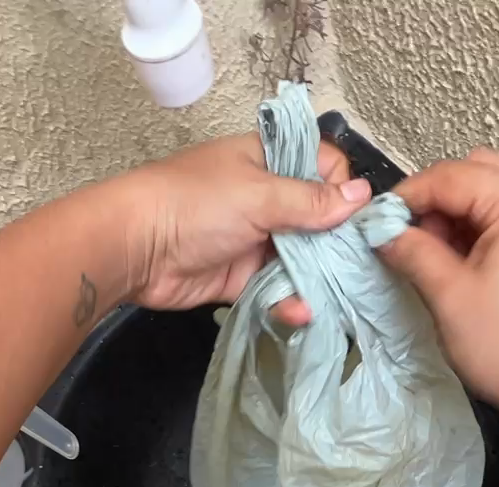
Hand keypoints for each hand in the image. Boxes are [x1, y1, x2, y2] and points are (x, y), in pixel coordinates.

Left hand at [110, 134, 368, 324]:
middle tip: (356, 266)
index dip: (341, 190)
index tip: (355, 220)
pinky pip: (276, 291)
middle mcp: (266, 199)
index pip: (322, 168)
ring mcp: (254, 241)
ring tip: (335, 296)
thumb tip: (361, 195)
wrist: (136, 249)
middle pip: (316, 220)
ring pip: (299, 260)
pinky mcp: (242, 279)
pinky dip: (289, 303)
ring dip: (316, 278)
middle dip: (335, 244)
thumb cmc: (193, 204)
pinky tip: (302, 312)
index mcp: (268, 162)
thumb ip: (310, 201)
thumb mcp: (259, 194)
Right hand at [375, 149, 498, 438]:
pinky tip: (465, 263)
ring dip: (459, 214)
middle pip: (476, 171)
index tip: (376, 222)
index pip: (451, 175)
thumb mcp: (449, 297)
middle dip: (436, 203)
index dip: (407, 196)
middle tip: (408, 244)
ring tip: (436, 260)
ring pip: (494, 190)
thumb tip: (383, 232)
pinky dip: (484, 227)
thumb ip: (412, 252)